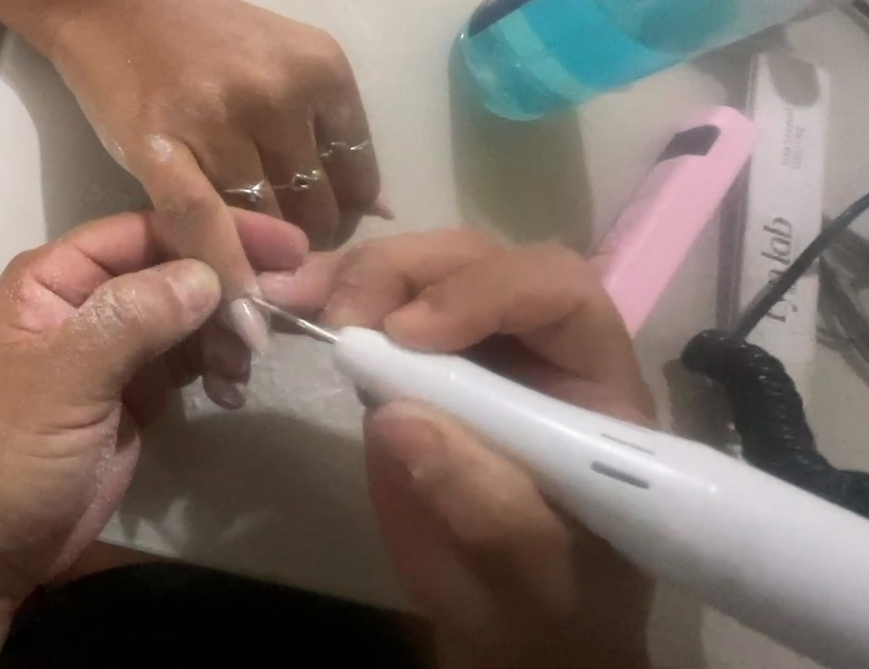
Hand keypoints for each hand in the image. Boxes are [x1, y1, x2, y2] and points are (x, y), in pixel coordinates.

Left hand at [0, 208, 307, 606]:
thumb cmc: (6, 453)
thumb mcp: (62, 380)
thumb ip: (130, 321)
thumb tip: (206, 273)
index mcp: (54, 278)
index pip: (140, 233)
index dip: (207, 230)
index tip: (278, 243)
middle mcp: (86, 301)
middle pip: (170, 269)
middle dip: (230, 279)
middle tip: (297, 291)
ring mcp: (113, 348)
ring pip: (186, 315)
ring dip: (229, 327)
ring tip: (257, 353)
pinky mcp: (135, 392)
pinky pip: (188, 361)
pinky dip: (218, 367)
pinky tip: (233, 389)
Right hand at [45, 0, 379, 380]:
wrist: (105, 0)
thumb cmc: (190, 31)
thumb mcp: (277, 57)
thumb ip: (326, 127)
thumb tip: (377, 206)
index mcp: (321, 68)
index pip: (358, 176)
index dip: (341, 223)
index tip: (314, 243)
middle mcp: (280, 92)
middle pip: (314, 208)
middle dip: (300, 248)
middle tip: (271, 264)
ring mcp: (218, 121)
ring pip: (263, 224)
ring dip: (261, 262)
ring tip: (249, 277)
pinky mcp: (160, 148)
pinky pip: (204, 226)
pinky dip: (224, 274)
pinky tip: (239, 313)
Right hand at [270, 231, 655, 668]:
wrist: (494, 610)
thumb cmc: (535, 595)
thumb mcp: (527, 566)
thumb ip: (482, 497)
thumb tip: (398, 418)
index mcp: (586, 382)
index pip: (554, 292)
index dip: (481, 292)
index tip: (408, 334)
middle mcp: (524, 340)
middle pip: (469, 258)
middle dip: (398, 272)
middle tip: (340, 319)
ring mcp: (459, 338)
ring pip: (410, 263)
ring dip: (349, 274)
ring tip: (294, 301)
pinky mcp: (401, 350)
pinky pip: (362, 294)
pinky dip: (318, 288)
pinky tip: (282, 298)